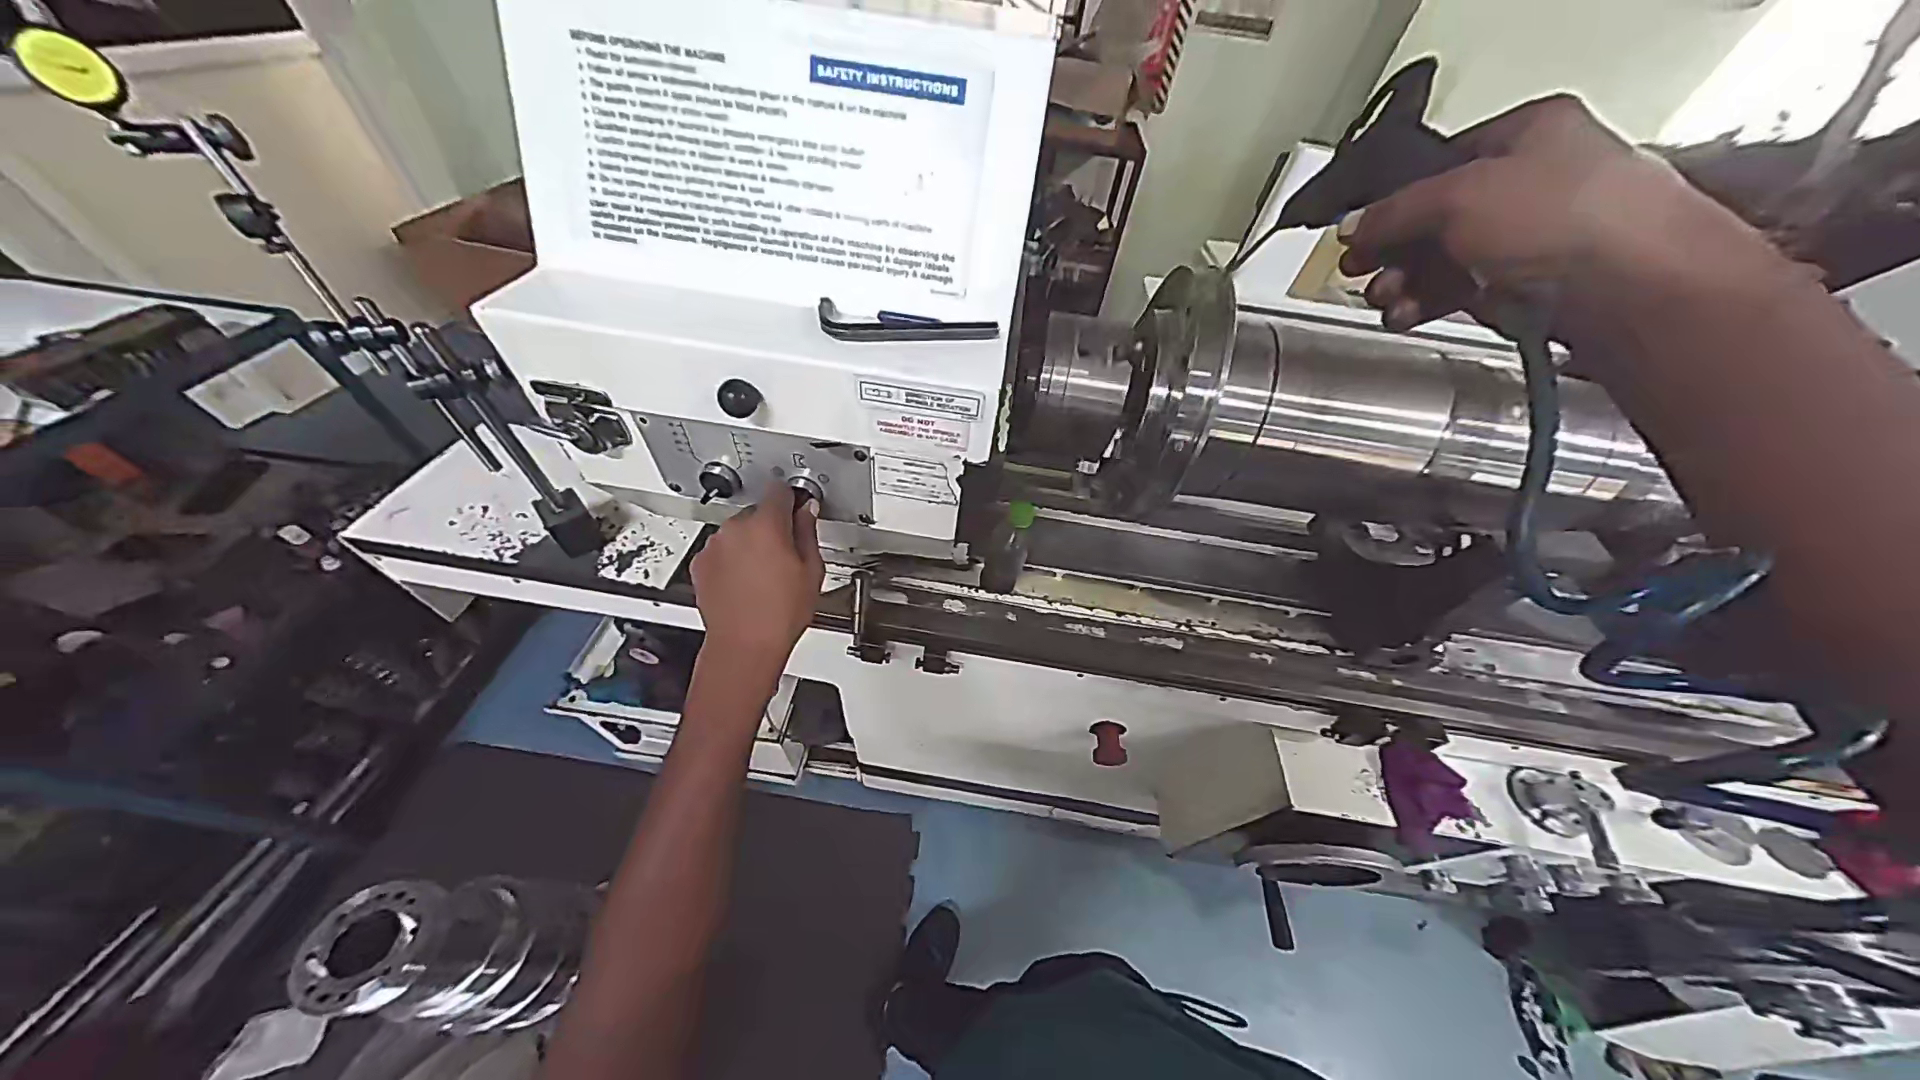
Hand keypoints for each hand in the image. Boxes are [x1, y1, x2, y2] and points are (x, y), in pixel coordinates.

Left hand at [690, 487, 824, 675]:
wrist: (744, 644)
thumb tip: (806, 513)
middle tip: (786, 554)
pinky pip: (721, 550)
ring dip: (750, 543)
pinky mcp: (701, 563)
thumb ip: (808, 532)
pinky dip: (732, 559)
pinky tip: (747, 582)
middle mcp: (736, 529)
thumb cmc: (778, 614)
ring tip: (765, 574)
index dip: (792, 497)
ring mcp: (715, 546)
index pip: (779, 491)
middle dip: (772, 527)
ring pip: (738, 532)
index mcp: (767, 525)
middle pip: (758, 512)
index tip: (798, 505)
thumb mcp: (811, 570)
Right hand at [1337, 95, 1787, 354]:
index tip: (1357, 227)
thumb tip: (1355, 223)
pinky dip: (1424, 304)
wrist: (1628, 288)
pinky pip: (1455, 292)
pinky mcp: (1520, 285)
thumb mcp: (1459, 197)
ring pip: (1440, 261)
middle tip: (1360, 265)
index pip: (1435, 165)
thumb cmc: (1575, 219)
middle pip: (1432, 219)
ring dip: (1402, 282)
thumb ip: (1394, 210)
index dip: (1391, 199)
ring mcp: (1525, 237)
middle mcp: (1528, 184)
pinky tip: (1405, 313)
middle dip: (1391, 249)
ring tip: (1384, 295)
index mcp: (1527, 134)